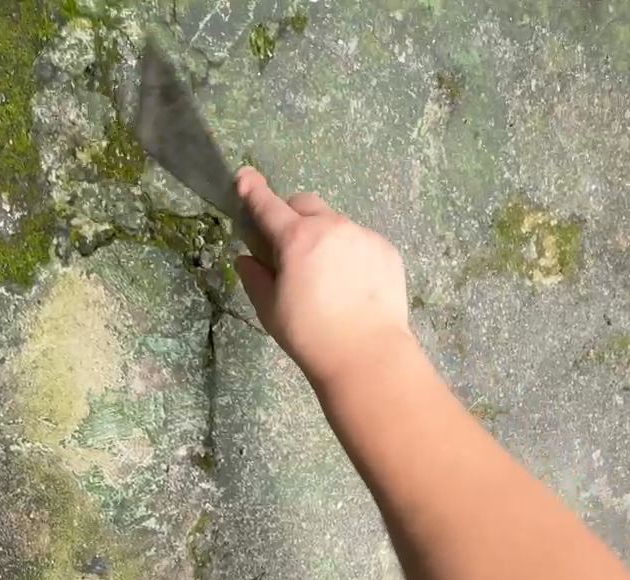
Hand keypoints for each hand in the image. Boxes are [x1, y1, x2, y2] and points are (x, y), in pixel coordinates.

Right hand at [234, 167, 414, 387]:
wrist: (365, 353)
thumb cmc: (308, 335)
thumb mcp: (269, 309)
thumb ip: (255, 277)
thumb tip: (246, 259)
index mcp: (297, 240)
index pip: (269, 206)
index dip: (253, 191)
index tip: (244, 176)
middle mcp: (332, 227)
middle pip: (304, 203)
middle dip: (290, 215)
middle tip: (285, 247)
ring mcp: (362, 235)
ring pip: (333, 223)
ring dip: (320, 237)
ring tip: (322, 277)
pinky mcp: (385, 250)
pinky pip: (358, 240)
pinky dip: (345, 253)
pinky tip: (347, 285)